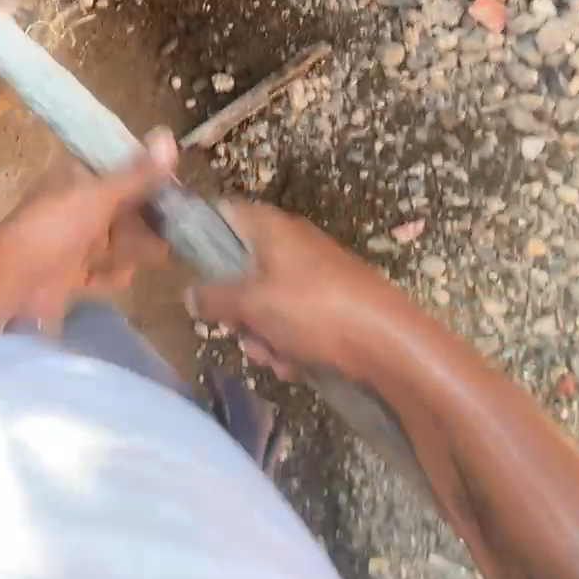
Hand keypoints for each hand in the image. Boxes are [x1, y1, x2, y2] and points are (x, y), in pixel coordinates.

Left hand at [0, 130, 177, 327]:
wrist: (15, 276)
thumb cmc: (57, 226)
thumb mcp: (101, 195)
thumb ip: (137, 174)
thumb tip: (167, 135)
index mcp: (78, 180)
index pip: (119, 173)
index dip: (146, 181)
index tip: (176, 191)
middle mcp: (75, 207)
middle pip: (121, 212)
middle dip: (146, 222)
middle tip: (180, 229)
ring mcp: (72, 243)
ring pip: (113, 244)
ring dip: (133, 250)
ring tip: (159, 253)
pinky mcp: (70, 276)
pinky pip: (99, 276)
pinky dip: (112, 277)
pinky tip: (125, 276)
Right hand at [186, 200, 416, 381]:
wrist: (392, 345)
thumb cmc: (313, 310)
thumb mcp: (251, 304)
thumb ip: (213, 298)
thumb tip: (187, 295)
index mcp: (270, 227)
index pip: (223, 213)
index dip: (202, 235)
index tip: (191, 267)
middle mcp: (291, 243)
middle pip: (242, 267)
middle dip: (237, 308)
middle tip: (241, 331)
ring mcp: (315, 273)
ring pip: (267, 300)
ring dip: (263, 334)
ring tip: (276, 358)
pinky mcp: (334, 302)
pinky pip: (295, 318)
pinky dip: (291, 342)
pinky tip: (298, 365)